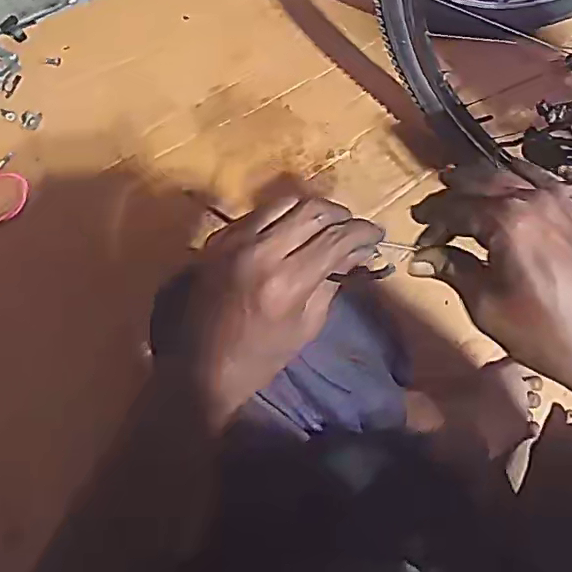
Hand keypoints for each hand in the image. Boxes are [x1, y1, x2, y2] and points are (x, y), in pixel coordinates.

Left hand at [168, 196, 384, 430]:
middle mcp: (261, 251)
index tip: (375, 234)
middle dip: (342, 215)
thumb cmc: (259, 359)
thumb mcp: (307, 326)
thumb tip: (359, 250)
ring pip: (287, 201)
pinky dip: (286, 215)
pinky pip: (262, 211)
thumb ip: (333, 280)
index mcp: (286, 281)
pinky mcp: (220, 237)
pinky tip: (294, 229)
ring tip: (327, 223)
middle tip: (352, 228)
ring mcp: (236, 239)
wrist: (197, 369)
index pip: (335, 238)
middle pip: (314, 210)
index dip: (362, 232)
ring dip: (315, 209)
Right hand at [409, 162, 571, 438]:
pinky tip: (496, 201)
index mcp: (508, 218)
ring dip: (476, 186)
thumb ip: (453, 269)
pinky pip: (529, 182)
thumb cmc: (547, 333)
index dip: (431, 222)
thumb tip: (422, 258)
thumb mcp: (488, 306)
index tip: (419, 240)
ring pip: (504, 175)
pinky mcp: (570, 208)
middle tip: (429, 217)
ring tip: (455, 202)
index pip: (455, 207)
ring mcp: (555, 198)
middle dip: (449, 197)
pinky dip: (506, 186)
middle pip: (478, 181)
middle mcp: (531, 196)